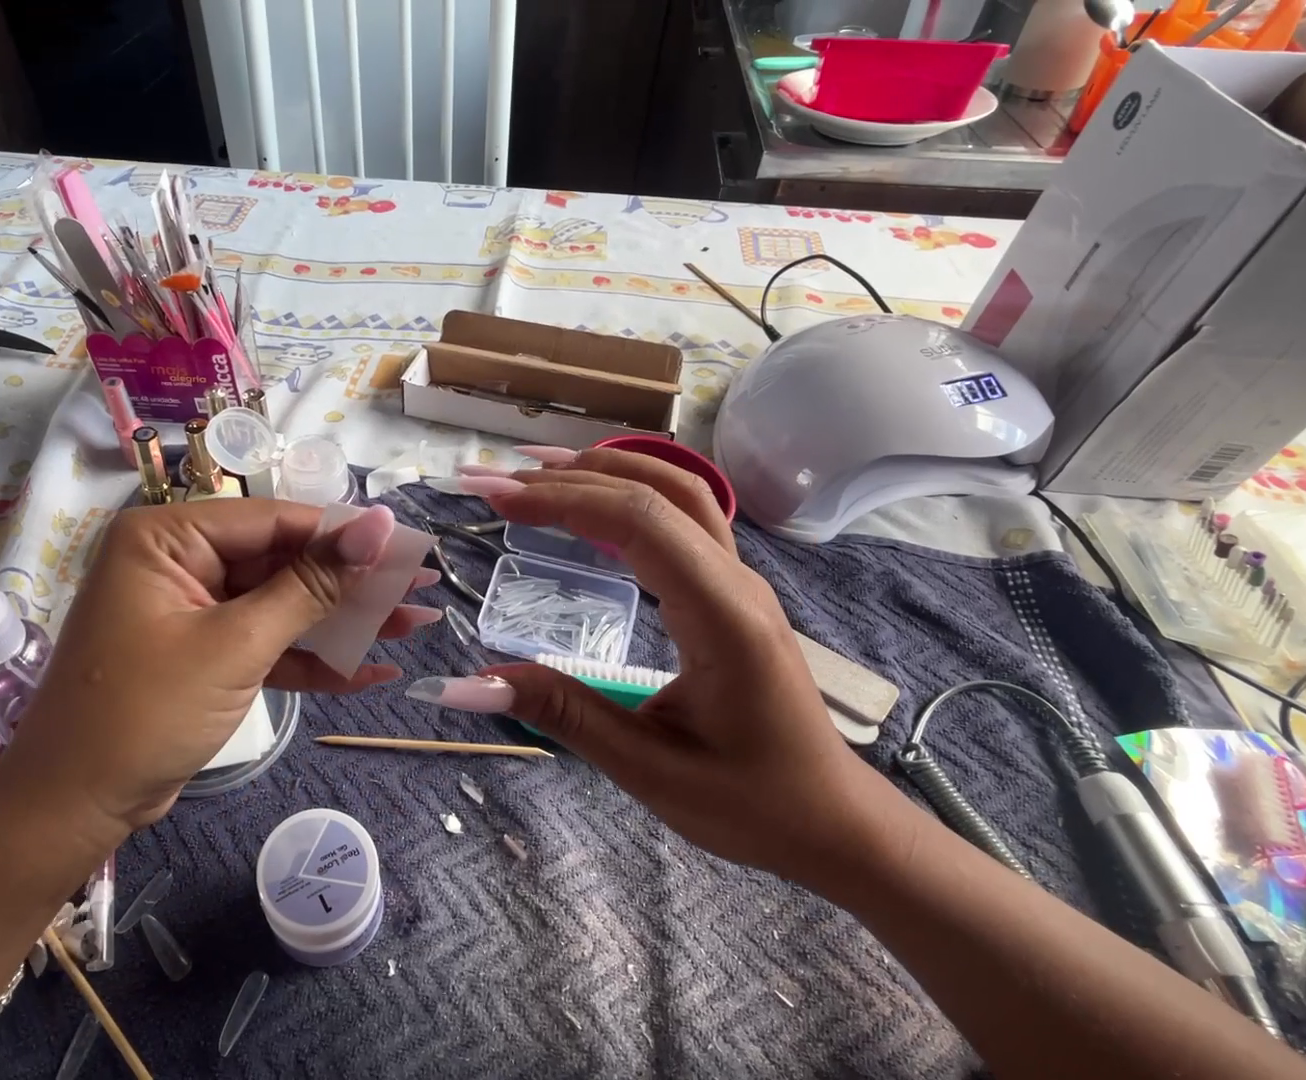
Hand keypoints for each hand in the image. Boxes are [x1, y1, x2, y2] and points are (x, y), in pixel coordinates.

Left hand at [0, 499, 439, 833]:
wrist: (75, 807)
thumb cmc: (146, 712)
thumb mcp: (236, 644)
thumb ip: (310, 586)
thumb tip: (379, 528)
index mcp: (168, 537)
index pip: (273, 521)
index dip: (344, 534)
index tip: (408, 545)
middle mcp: (179, 562)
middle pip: (283, 562)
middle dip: (351, 583)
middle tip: (420, 587)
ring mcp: (193, 611)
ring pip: (281, 605)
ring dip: (342, 623)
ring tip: (413, 625)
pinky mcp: (205, 655)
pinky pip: (267, 644)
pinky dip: (312, 660)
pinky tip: (372, 671)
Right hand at [409, 449, 907, 886]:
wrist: (835, 822)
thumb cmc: (752, 804)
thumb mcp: (648, 769)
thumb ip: (562, 715)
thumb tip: (470, 684)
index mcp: (722, 617)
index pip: (638, 523)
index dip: (562, 500)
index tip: (494, 499)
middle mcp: (736, 582)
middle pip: (654, 492)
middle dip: (568, 477)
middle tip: (492, 482)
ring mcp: (740, 582)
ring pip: (676, 493)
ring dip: (604, 472)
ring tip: (535, 474)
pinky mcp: (732, 593)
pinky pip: (682, 520)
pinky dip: (628, 496)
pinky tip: (591, 508)